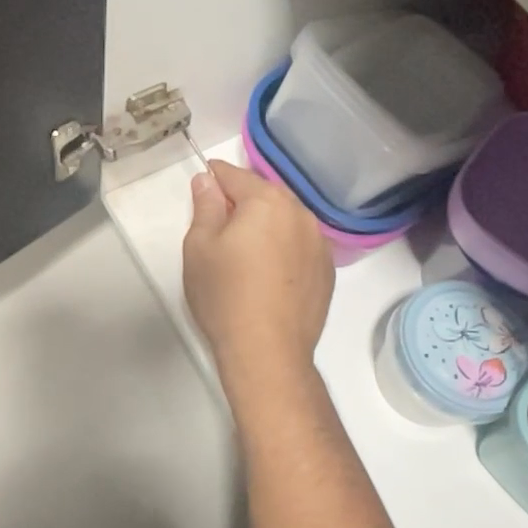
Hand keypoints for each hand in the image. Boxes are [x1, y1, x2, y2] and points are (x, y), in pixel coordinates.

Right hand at [182, 160, 333, 375]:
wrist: (268, 352)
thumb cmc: (225, 295)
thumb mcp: (200, 247)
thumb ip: (205, 207)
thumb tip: (208, 181)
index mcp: (267, 202)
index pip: (235, 175)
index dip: (214, 177)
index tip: (202, 186)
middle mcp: (300, 214)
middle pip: (265, 194)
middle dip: (243, 201)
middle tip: (219, 225)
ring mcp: (319, 243)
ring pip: (286, 219)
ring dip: (266, 224)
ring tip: (245, 251)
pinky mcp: (327, 271)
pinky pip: (300, 245)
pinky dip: (284, 247)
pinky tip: (268, 273)